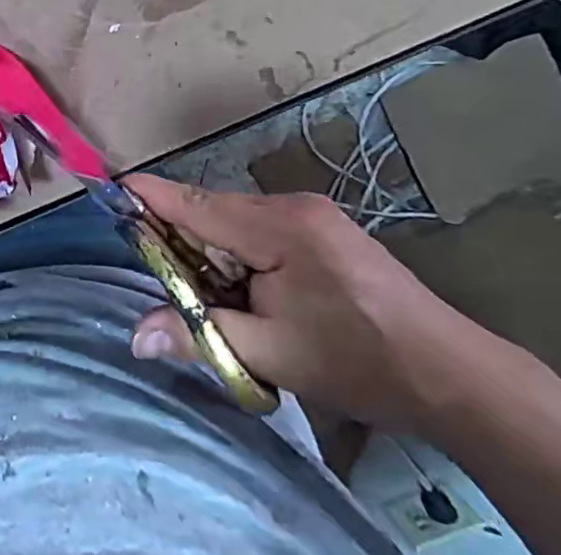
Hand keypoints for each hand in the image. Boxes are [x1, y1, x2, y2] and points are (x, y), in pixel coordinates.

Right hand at [123, 174, 509, 428]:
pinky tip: (243, 290)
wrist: (450, 372)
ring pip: (234, 222)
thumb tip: (136, 336)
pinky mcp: (321, 229)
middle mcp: (291, 207)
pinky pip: (258, 230)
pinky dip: (236, 254)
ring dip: (210, 251)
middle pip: (212, 211)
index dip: (149, 196)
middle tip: (160, 278)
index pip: (195, 203)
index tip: (110, 189)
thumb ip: (199, 335)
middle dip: (179, 238)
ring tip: (205, 294)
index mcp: (277, 227)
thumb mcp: (271, 353)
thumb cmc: (357, 360)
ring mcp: (310, 214)